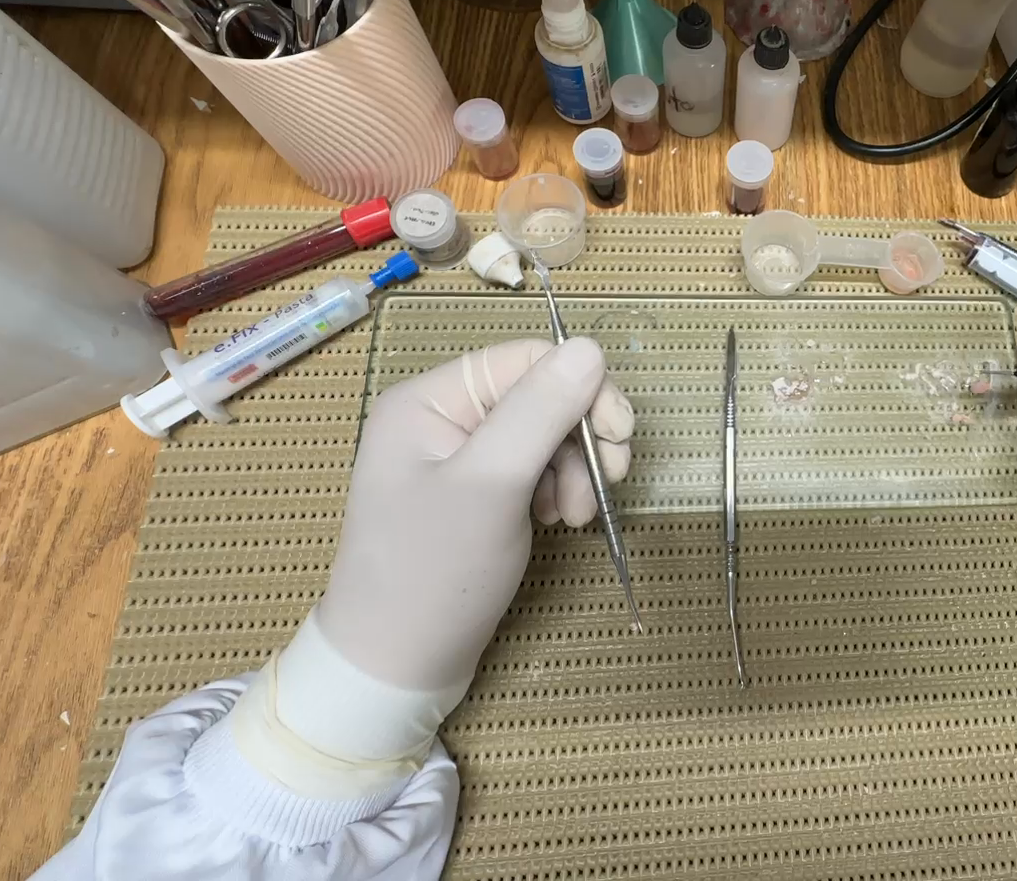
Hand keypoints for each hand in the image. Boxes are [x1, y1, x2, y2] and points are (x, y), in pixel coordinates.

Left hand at [317, 338, 633, 690]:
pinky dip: (562, 489)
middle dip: (585, 435)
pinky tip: (561, 520)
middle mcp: (446, 417)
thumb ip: (541, 410)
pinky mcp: (481, 492)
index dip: (583, 386)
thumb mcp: (492, 484)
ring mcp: (464, 456)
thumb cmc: (435, 572)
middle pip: (544, 395)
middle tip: (614, 477)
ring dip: (579, 468)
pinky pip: (539, 468)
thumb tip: (592, 347)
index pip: (529, 360)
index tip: (619, 435)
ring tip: (579, 515)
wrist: (396, 670)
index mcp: (432, 399)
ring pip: (549, 434)